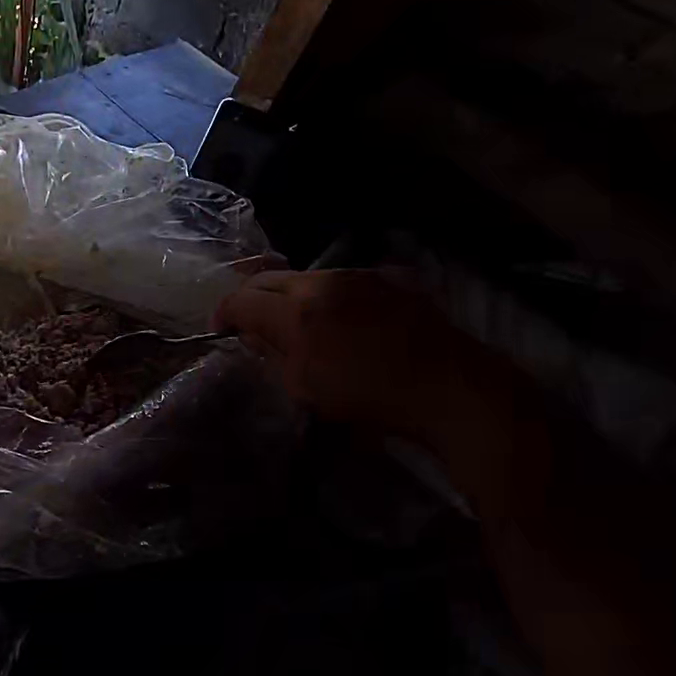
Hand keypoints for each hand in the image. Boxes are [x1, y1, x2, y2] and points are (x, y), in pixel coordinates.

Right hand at [214, 269, 501, 442]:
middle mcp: (323, 282)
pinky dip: (324, 296)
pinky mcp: (387, 279)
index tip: (220, 329)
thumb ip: (273, 354)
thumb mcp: (307, 389)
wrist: (454, 391)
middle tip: (248, 322)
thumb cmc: (372, 400)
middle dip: (251, 298)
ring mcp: (358, 275)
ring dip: (288, 296)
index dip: (224, 314)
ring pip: (304, 276)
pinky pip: (340, 280)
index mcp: (297, 313)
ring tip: (294, 321)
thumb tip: (253, 333)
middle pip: (268, 278)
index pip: (242, 300)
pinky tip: (335, 319)